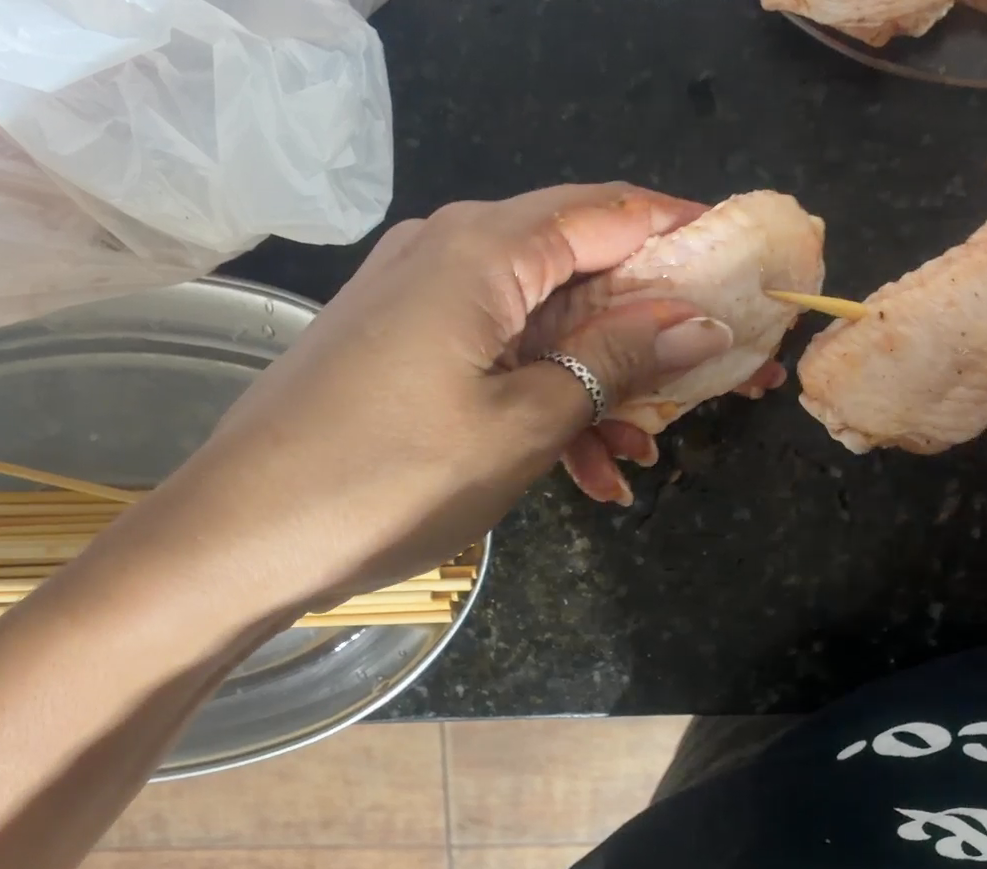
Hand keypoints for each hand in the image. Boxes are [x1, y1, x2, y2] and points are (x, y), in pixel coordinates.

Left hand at [108, 183, 739, 614]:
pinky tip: (588, 476)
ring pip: (548, 328)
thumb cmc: (394, 474)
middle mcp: (455, 254)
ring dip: (602, 388)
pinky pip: (502, 361)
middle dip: (655, 332)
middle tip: (722, 380)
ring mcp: (427, 303)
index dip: (685, 237)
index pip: (610, 212)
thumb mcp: (527, 422)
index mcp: (485, 249)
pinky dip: (549, 408)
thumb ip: (617, 362)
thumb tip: (702, 324)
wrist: (241, 538)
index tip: (746, 272)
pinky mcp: (409, 350)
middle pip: (583, 272)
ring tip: (644, 458)